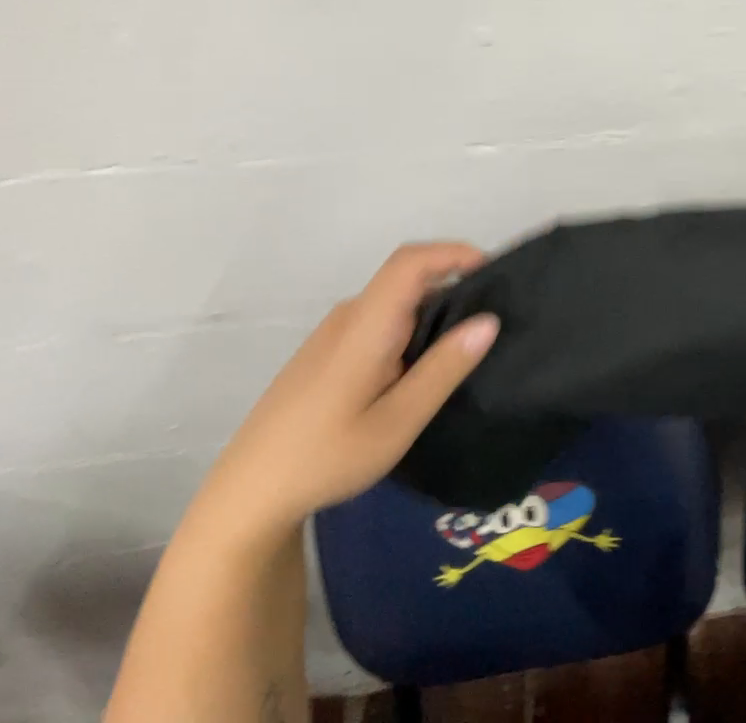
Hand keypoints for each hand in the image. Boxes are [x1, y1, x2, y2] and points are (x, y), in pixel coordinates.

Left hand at [193, 242, 499, 540]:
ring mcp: (333, 335)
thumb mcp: (397, 421)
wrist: (249, 492)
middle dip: (454, 285)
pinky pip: (379, 323)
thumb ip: (443, 368)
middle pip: (406, 279)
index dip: (454, 253)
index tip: (496, 274)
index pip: (410, 262)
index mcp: (365, 326)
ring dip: (434, 312)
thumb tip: (488, 321)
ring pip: (394, 303)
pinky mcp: (327, 354)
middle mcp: (348, 318)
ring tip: (467, 350)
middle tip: (495, 321)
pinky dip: (412, 330)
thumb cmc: (326, 457)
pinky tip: (422, 372)